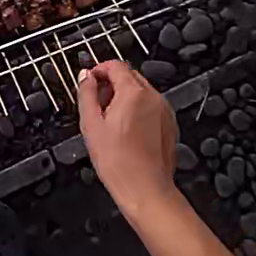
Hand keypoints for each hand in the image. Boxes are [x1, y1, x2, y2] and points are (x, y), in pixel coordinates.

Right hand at [77, 60, 181, 221]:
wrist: (146, 190)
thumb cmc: (120, 163)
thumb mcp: (91, 125)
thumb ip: (86, 94)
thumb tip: (86, 77)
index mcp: (134, 93)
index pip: (115, 65)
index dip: (99, 70)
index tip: (90, 80)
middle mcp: (153, 97)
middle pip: (129, 76)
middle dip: (111, 84)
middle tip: (97, 102)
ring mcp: (164, 111)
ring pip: (141, 92)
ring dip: (125, 97)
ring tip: (110, 121)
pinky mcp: (170, 125)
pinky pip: (151, 107)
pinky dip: (138, 110)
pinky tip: (126, 131)